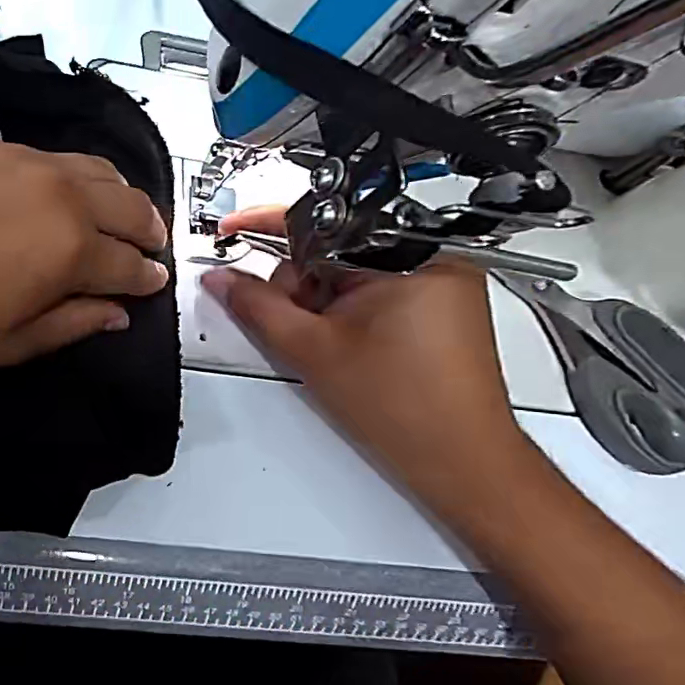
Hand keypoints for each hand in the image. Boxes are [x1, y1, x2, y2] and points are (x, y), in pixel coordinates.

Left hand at [0, 140, 169, 365]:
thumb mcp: (10, 342)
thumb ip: (74, 324)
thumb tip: (117, 312)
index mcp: (73, 250)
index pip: (131, 264)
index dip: (148, 278)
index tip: (153, 283)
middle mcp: (63, 195)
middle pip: (130, 206)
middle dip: (148, 231)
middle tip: (148, 247)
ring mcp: (29, 161)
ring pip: (100, 170)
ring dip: (121, 196)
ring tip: (118, 215)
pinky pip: (57, 156)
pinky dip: (78, 177)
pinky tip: (65, 193)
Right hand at [200, 205, 525, 484]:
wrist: (459, 458)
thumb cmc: (410, 411)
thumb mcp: (311, 349)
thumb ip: (257, 305)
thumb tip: (224, 280)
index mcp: (408, 257)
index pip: (321, 226)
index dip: (267, 228)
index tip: (237, 228)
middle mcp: (434, 260)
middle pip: (333, 250)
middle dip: (302, 286)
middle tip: (303, 328)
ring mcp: (444, 282)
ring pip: (352, 272)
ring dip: (326, 304)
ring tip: (336, 348)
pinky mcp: (443, 305)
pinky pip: (379, 289)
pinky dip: (352, 312)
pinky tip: (354, 347)